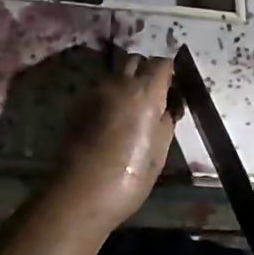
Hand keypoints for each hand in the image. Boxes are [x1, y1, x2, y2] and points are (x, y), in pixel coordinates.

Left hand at [51, 53, 178, 227]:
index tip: (174, 88)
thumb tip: (168, 106)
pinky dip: (111, 96)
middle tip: (154, 95)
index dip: (170, 72)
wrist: (81, 193)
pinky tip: (113, 121)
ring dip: (127, 82)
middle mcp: (119, 82)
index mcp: (145, 91)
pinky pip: (101, 90)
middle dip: (146, 71)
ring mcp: (96, 91)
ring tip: (132, 109)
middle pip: (136, 61)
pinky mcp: (79, 104)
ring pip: (116, 74)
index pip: (161, 62)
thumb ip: (166, 119)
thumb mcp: (160, 150)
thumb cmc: (130, 175)